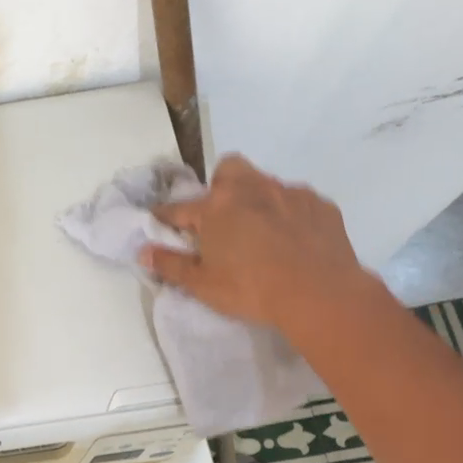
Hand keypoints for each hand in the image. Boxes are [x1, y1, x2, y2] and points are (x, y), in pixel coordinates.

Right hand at [138, 155, 385, 336]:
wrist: (318, 292)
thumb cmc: (250, 289)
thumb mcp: (201, 284)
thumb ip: (170, 264)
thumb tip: (143, 251)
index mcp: (217, 208)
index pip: (180, 207)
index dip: (165, 215)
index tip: (158, 220)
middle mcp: (252, 189)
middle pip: (229, 169)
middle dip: (219, 186)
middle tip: (219, 219)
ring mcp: (290, 192)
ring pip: (264, 184)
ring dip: (254, 201)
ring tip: (257, 234)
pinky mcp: (319, 204)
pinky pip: (295, 202)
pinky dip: (286, 215)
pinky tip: (289, 242)